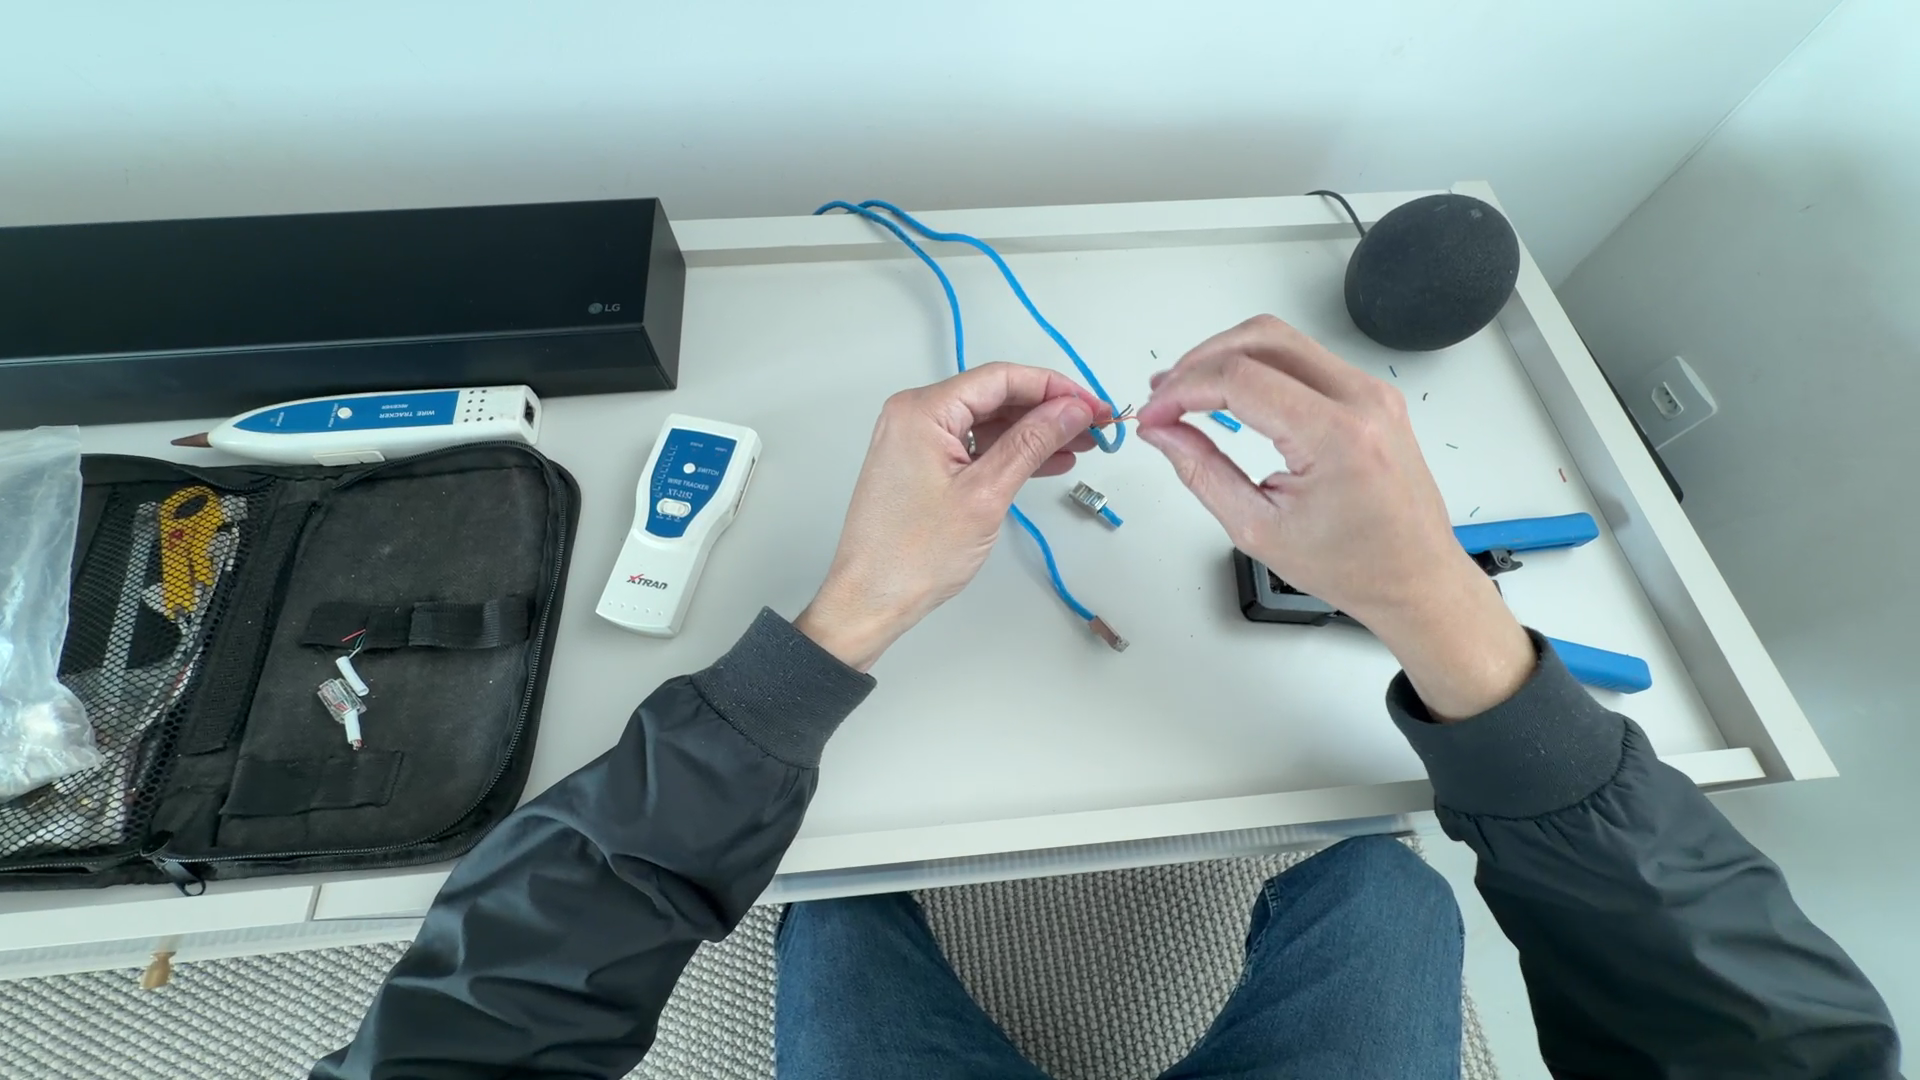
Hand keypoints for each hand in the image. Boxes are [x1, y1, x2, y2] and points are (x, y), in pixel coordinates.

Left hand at [797, 363, 1103, 670]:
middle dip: (1047, 411)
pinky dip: (1007, 454)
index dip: (1054, 388)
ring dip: (1032, 434)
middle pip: (995, 397)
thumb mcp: (985, 494)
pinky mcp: (920, 464)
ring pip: (986, 423)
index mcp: (922, 411)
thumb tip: (1071, 409)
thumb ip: (1032, 443)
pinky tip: (1045, 463)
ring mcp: (915, 440)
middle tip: (1093, 427)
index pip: (1001, 378)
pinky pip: (972, 446)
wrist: (871, 599)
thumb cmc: (915, 555)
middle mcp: (914, 415)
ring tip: (1079, 447)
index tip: (1092, 406)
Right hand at [1135, 315, 1532, 719]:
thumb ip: (1201, 471)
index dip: (1182, 390)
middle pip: (1260, 339)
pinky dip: (1253, 367)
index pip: (1239, 380)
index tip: (1152, 415)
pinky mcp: (1369, 394)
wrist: (1415, 578)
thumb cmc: (1347, 565)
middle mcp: (1360, 399)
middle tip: (1161, 396)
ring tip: (1184, 393)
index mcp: (1336, 436)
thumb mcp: (1256, 528)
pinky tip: (1225, 395)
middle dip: (1198, 361)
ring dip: (1223, 358)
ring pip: (1280, 339)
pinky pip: (1301, 358)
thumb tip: (1160, 431)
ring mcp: (1370, 390)